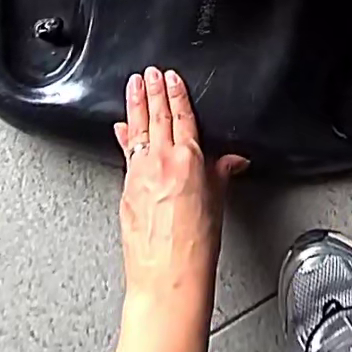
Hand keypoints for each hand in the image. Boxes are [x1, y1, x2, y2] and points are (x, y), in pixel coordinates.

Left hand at [112, 67, 248, 313]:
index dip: (176, 93)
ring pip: (137, 129)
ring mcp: (139, 175)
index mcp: (188, 159)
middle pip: (157, 116)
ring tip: (133, 85)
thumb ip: (220, 173)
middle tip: (149, 72)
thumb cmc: (196, 247)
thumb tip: (230, 161)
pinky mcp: (125, 191)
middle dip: (153, 91)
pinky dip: (124, 136)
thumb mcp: (217, 202)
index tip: (172, 78)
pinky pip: (126, 154)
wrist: (168, 278)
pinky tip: (121, 127)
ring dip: (135, 104)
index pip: (182, 116)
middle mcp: (161, 162)